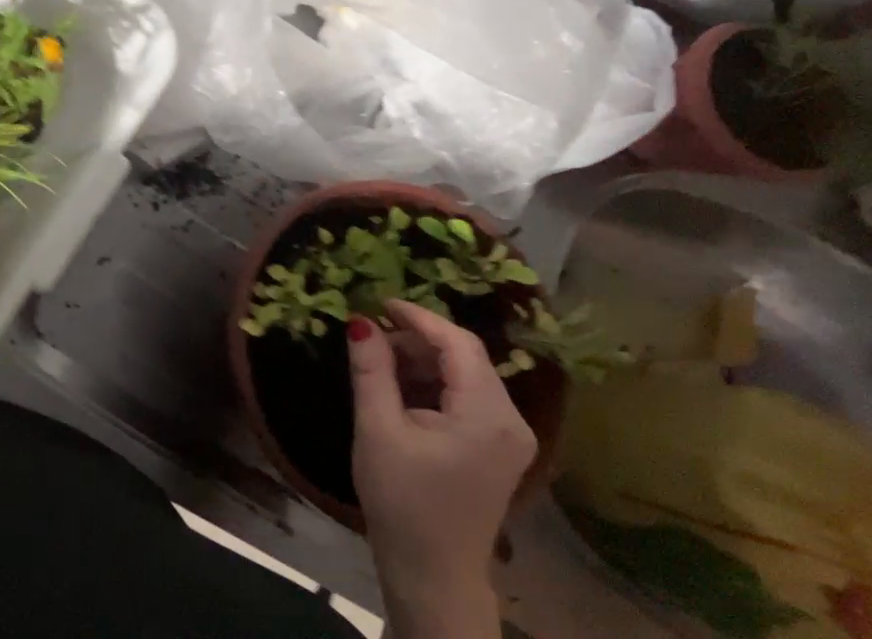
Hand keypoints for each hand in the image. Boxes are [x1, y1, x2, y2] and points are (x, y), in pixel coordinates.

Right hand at [349, 300, 534, 636]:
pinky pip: (468, 399)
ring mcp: (509, 436)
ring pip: (466, 376)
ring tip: (376, 363)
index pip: (459, 343)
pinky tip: (399, 391)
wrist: (432, 569)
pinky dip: (434, 385)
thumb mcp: (377, 428)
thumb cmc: (401, 499)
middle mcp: (511, 420)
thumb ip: (371, 371)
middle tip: (368, 337)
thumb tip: (360, 321)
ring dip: (423, 362)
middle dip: (417, 340)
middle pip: (466, 357)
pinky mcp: (498, 449)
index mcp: (487, 414)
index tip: (376, 301)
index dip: (418, 317)